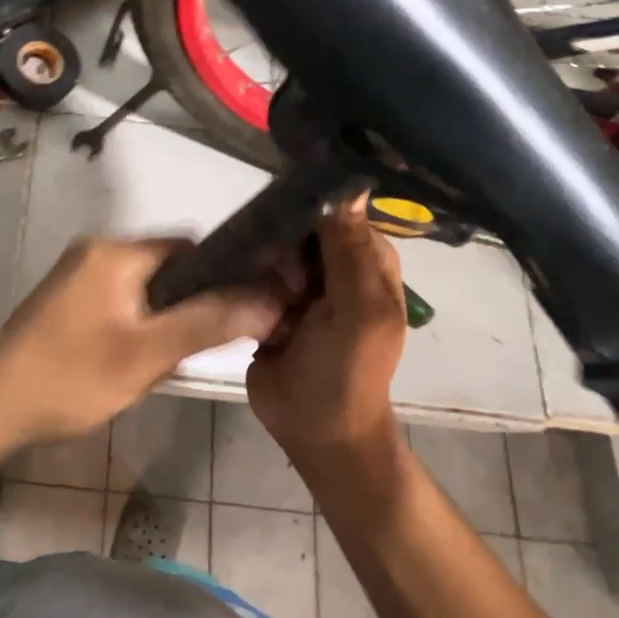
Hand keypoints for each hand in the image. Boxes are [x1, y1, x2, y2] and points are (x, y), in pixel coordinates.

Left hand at [0, 238, 282, 449]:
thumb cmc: (71, 378)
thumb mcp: (147, 355)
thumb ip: (209, 324)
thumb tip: (272, 300)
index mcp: (114, 252)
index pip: (190, 248)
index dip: (224, 278)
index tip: (246, 315)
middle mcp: (95, 251)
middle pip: (169, 269)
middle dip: (189, 308)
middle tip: (195, 353)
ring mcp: (77, 276)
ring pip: (146, 291)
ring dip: (163, 323)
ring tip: (163, 364)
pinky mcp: (67, 301)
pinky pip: (121, 303)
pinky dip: (138, 328)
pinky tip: (134, 365)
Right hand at [248, 196, 408, 456]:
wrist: (315, 430)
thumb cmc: (348, 370)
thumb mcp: (360, 308)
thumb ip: (350, 250)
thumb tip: (350, 186)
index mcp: (369, 264)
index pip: (341, 213)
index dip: (317, 213)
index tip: (294, 227)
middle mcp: (335, 269)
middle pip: (301, 229)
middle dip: (287, 250)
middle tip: (288, 284)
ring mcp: (299, 288)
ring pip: (272, 251)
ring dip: (267, 273)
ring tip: (273, 305)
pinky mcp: (267, 305)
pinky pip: (253, 277)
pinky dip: (249, 286)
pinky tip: (251, 305)